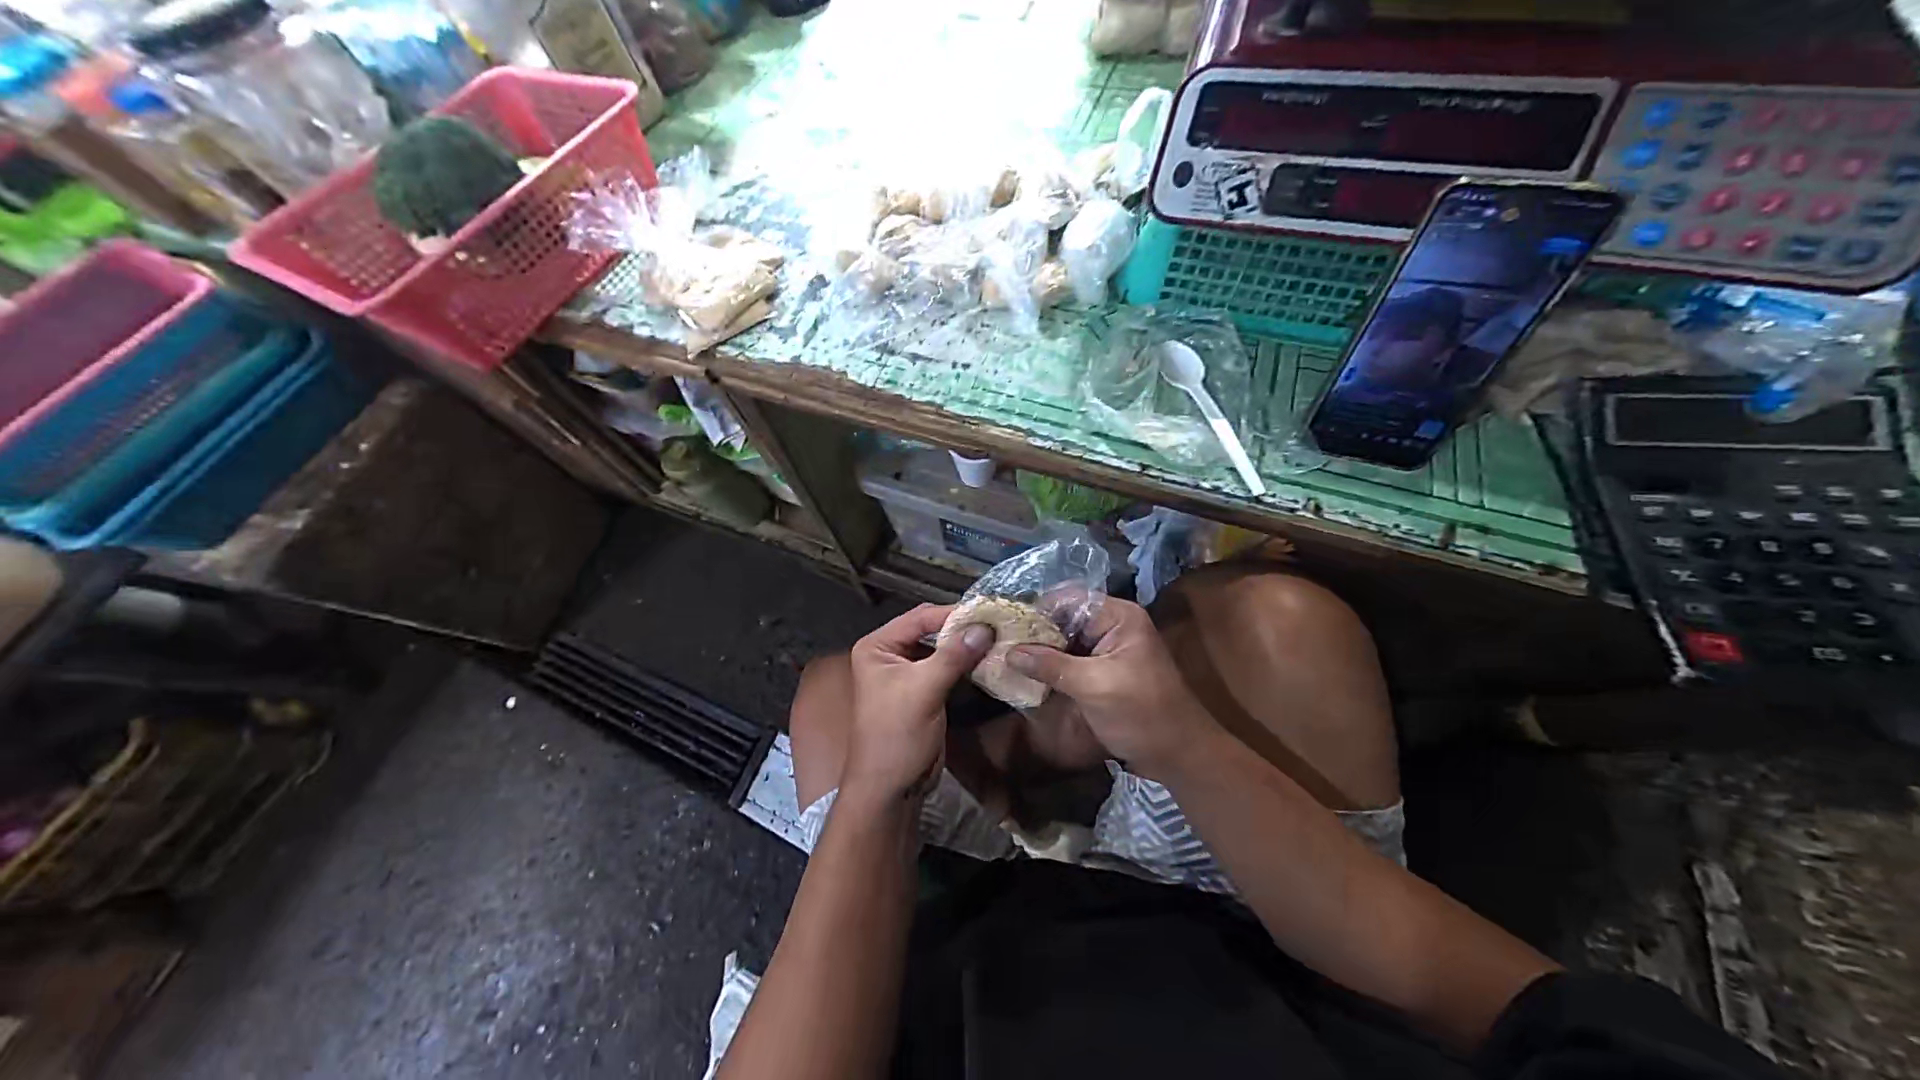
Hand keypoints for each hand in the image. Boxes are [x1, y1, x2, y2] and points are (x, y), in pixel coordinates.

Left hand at [843, 604, 993, 804]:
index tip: (989, 612)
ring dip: (966, 644)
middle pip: (930, 629)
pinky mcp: (923, 690)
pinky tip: (988, 658)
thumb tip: (985, 627)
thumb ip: (953, 656)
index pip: (919, 618)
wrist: (891, 787)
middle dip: (961, 627)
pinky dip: (965, 662)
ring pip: (941, 648)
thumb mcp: (923, 690)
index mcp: (877, 646)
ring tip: (998, 637)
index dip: (953, 613)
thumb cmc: (896, 736)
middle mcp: (888, 653)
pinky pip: (947, 667)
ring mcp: (906, 672)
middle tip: (997, 623)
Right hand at [1006, 598, 1219, 779]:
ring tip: (1003, 656)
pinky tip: (1024, 674)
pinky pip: (1070, 661)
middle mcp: (1113, 626)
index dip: (1037, 609)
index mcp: (1119, 617)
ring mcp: (1108, 650)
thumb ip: (1051, 666)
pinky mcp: (1102, 672)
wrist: (1178, 756)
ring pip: (1064, 641)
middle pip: (1064, 619)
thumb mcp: (1093, 686)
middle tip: (997, 642)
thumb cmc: (1142, 714)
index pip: (1069, 599)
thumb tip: (1008, 652)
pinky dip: (1050, 667)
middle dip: (1033, 631)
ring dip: (1039, 651)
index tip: (1004, 625)